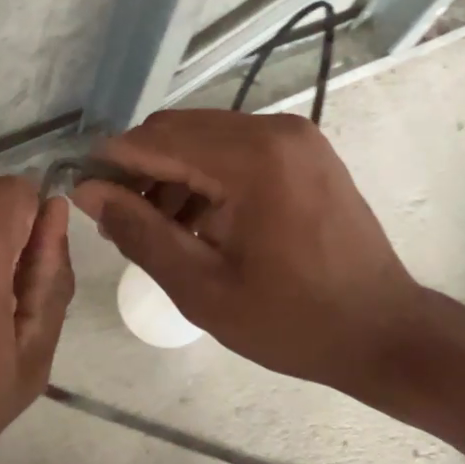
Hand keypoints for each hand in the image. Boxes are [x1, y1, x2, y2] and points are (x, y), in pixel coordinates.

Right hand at [70, 110, 422, 389]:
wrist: (384, 334)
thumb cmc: (291, 321)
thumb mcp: (201, 287)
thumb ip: (139, 231)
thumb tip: (86, 191)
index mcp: (253, 159)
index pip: (156, 139)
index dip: (110, 163)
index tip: (80, 195)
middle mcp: (275, 130)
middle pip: (178, 129)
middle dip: (139, 168)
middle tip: (116, 220)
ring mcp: (295, 137)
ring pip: (204, 137)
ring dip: (169, 173)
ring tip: (152, 228)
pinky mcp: (305, 152)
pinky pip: (235, 148)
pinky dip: (204, 175)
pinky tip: (194, 221)